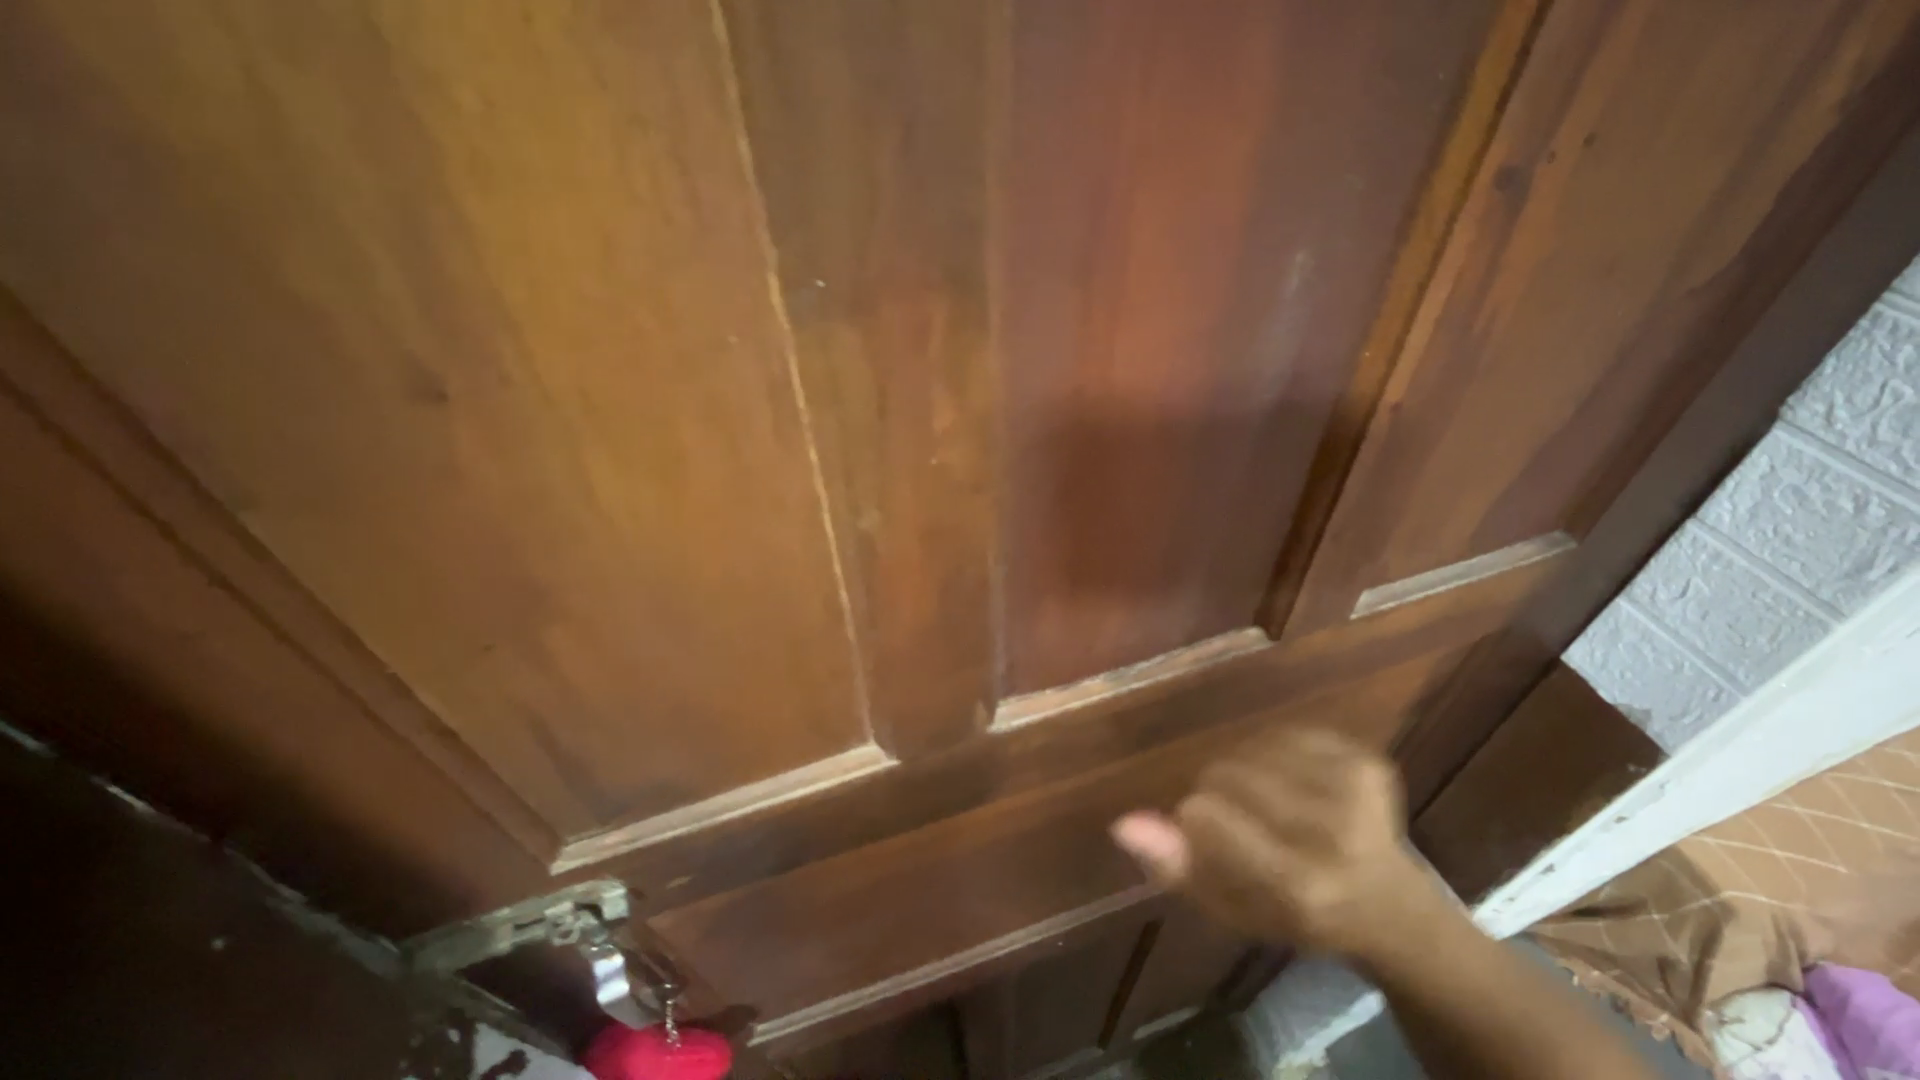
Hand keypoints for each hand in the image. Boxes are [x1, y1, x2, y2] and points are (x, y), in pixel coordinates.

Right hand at [1110, 728, 1453, 966]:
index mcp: (1297, 883)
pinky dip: (1276, 753)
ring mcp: (1356, 791)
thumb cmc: (1299, 916)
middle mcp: (1332, 833)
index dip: (1195, 821)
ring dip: (1245, 769)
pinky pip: (1286, 733)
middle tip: (1243, 822)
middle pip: (1225, 773)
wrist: (1391, 906)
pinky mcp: (1368, 762)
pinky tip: (1295, 783)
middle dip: (1217, 792)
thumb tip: (1123, 824)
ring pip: (1251, 748)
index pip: (1204, 815)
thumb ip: (1177, 867)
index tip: (1214, 839)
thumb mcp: (1232, 910)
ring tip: (1269, 803)